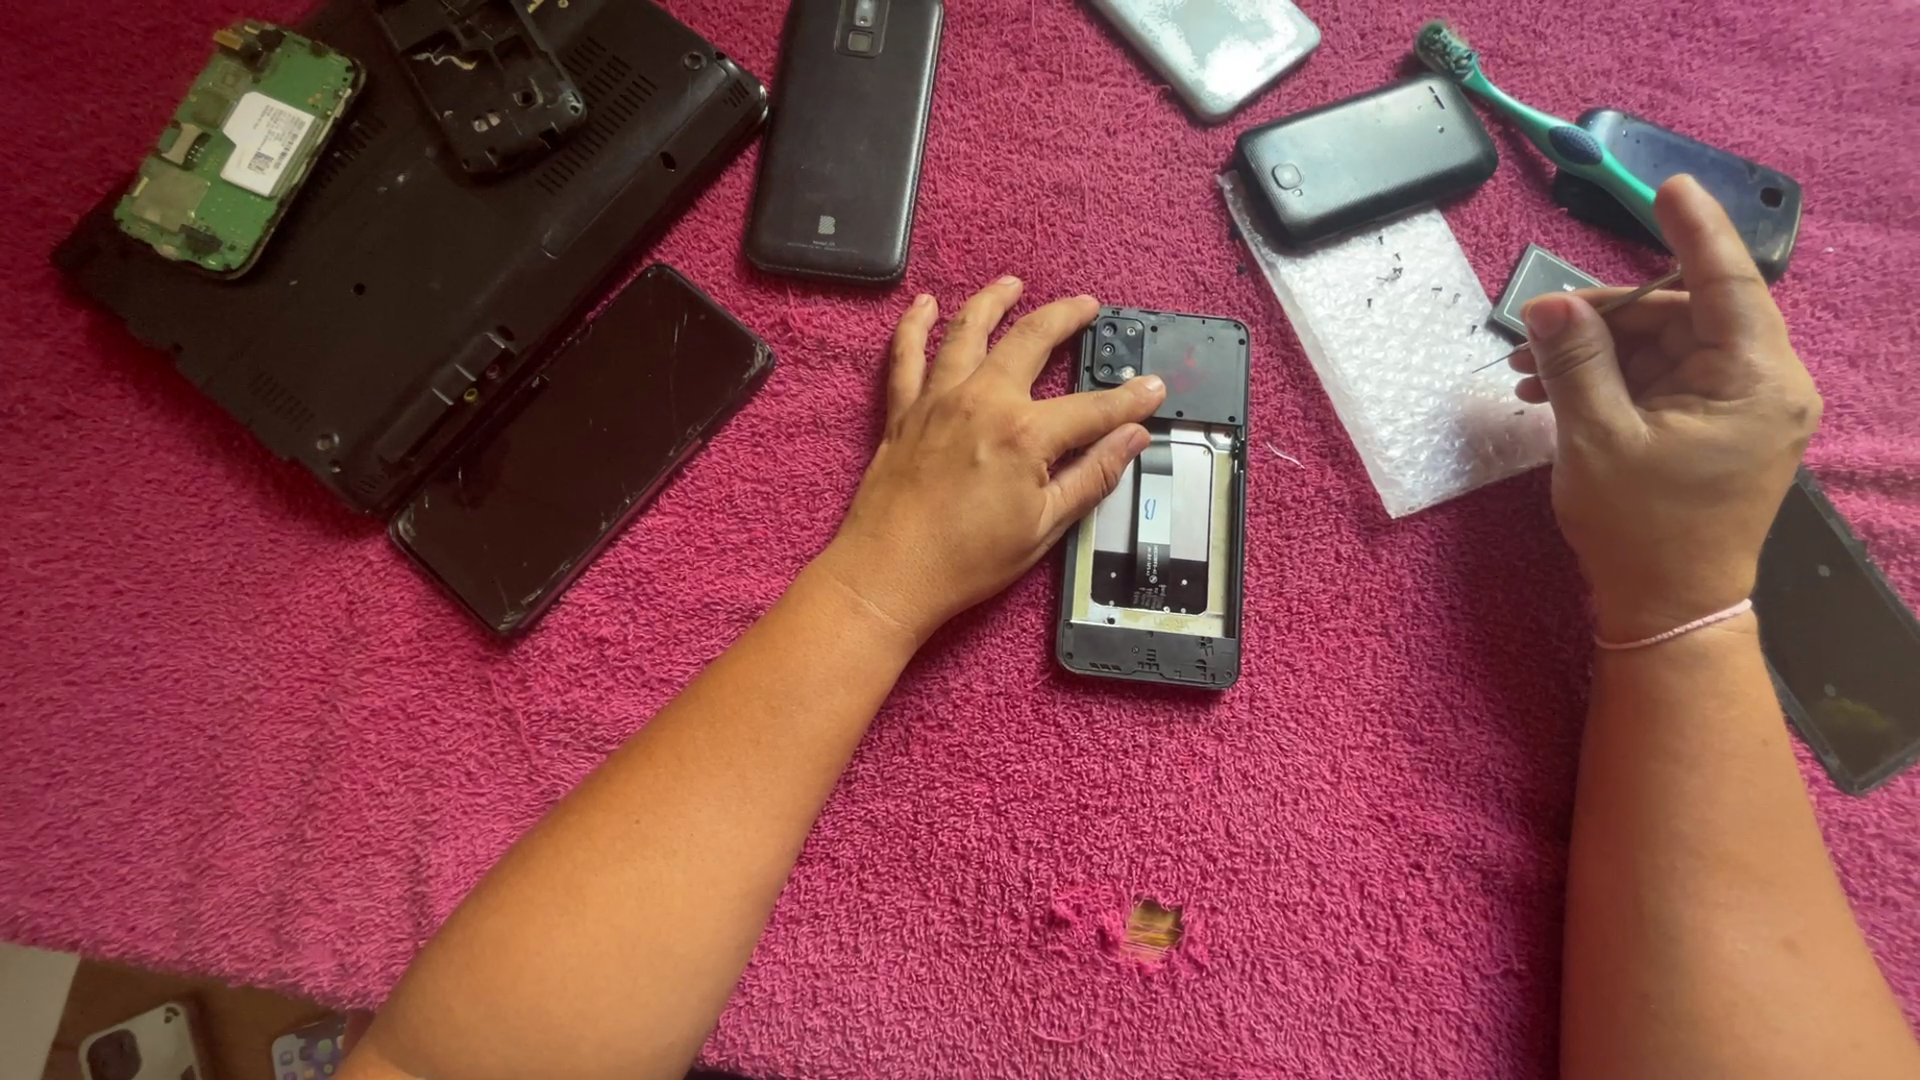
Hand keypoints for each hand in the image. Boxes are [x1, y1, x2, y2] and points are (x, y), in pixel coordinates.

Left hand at [815, 277, 1166, 641]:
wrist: (889, 574)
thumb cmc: (966, 560)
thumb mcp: (1043, 527)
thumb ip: (1091, 476)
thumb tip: (1133, 439)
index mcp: (1025, 435)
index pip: (1093, 407)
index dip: (1130, 399)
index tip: (1153, 387)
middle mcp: (982, 402)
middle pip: (1031, 340)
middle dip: (1065, 317)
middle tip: (1086, 306)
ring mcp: (938, 401)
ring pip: (968, 331)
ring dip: (993, 301)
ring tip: (1012, 283)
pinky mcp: (903, 412)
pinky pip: (906, 356)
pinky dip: (914, 326)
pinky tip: (924, 305)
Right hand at [1514, 175, 1820, 641]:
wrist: (1667, 602)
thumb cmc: (1640, 524)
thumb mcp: (1596, 438)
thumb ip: (1576, 363)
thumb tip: (1550, 305)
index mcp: (1754, 381)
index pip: (1726, 284)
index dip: (1694, 233)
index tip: (1667, 189)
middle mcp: (1758, 385)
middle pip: (1679, 319)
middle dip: (1601, 321)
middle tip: (1528, 335)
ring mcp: (1732, 410)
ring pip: (1659, 352)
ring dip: (1591, 355)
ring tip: (1525, 374)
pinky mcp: (1705, 431)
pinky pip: (1653, 385)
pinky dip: (1603, 384)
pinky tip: (1549, 395)